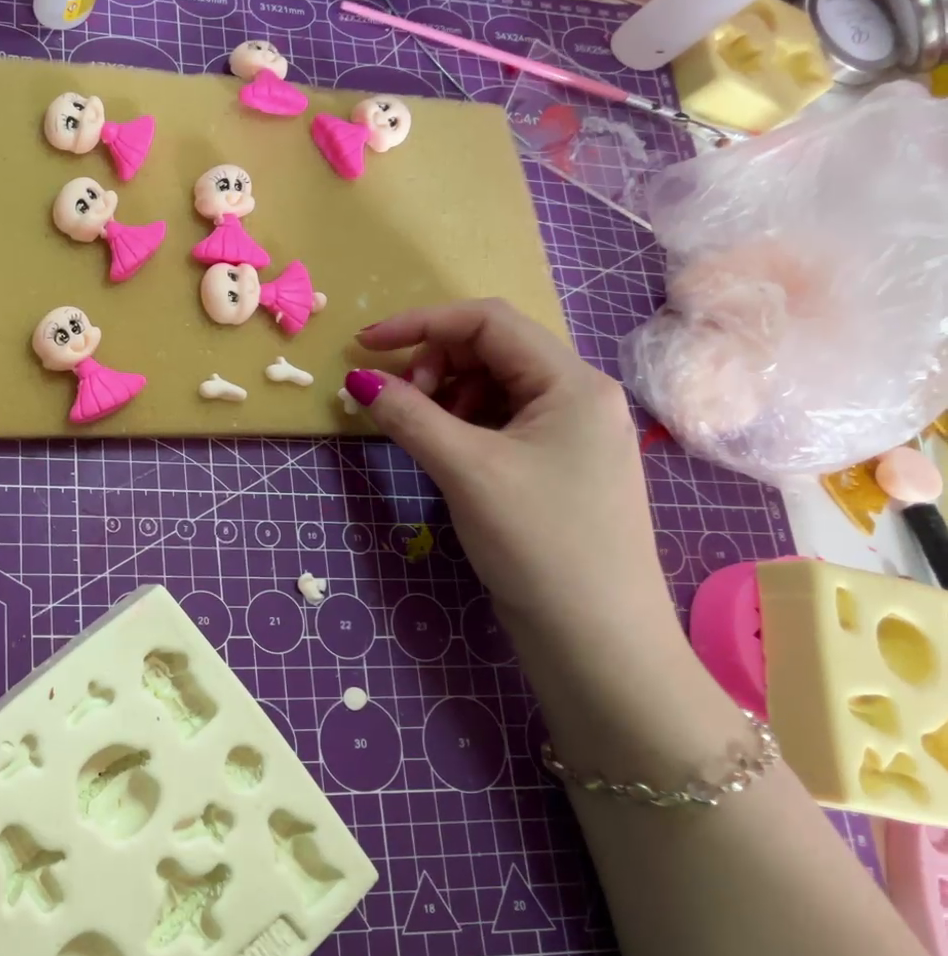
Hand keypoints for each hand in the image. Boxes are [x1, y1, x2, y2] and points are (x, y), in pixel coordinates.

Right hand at [346, 300, 672, 645]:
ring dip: (444, 397)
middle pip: (491, 350)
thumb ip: (409, 416)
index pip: (488, 322)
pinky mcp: (555, 466)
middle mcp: (577, 396)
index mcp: (571, 382)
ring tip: (418, 433)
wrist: (596, 634)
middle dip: (433, 366)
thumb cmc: (538, 540)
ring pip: (492, 387)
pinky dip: (460, 425)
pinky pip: (499, 421)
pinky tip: (443, 453)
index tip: (363, 346)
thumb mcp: (466, 470)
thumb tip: (358, 380)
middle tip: (397, 405)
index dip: (420, 323)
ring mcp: (569, 433)